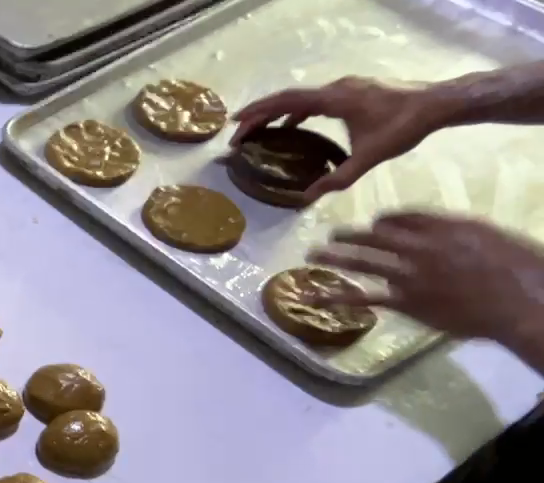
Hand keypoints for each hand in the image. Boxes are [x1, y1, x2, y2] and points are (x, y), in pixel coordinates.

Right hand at [232, 77, 449, 200]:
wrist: (442, 103)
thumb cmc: (405, 127)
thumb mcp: (369, 157)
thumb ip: (337, 178)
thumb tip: (306, 199)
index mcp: (335, 99)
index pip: (287, 101)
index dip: (258, 112)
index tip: (234, 125)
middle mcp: (338, 89)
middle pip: (288, 98)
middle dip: (259, 116)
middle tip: (238, 134)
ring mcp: (347, 88)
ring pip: (301, 98)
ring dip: (276, 113)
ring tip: (258, 131)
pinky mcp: (354, 92)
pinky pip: (315, 100)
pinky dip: (295, 112)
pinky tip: (291, 126)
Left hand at [311, 212, 543, 353]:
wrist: (523, 302)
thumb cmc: (521, 271)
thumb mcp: (494, 240)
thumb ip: (462, 237)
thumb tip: (442, 237)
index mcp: (454, 228)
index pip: (410, 217)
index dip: (388, 219)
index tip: (374, 220)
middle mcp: (427, 247)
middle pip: (379, 236)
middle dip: (353, 234)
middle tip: (333, 233)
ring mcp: (411, 274)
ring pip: (363, 262)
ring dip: (334, 257)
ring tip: (312, 254)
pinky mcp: (403, 300)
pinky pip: (361, 298)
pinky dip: (333, 298)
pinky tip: (311, 299)